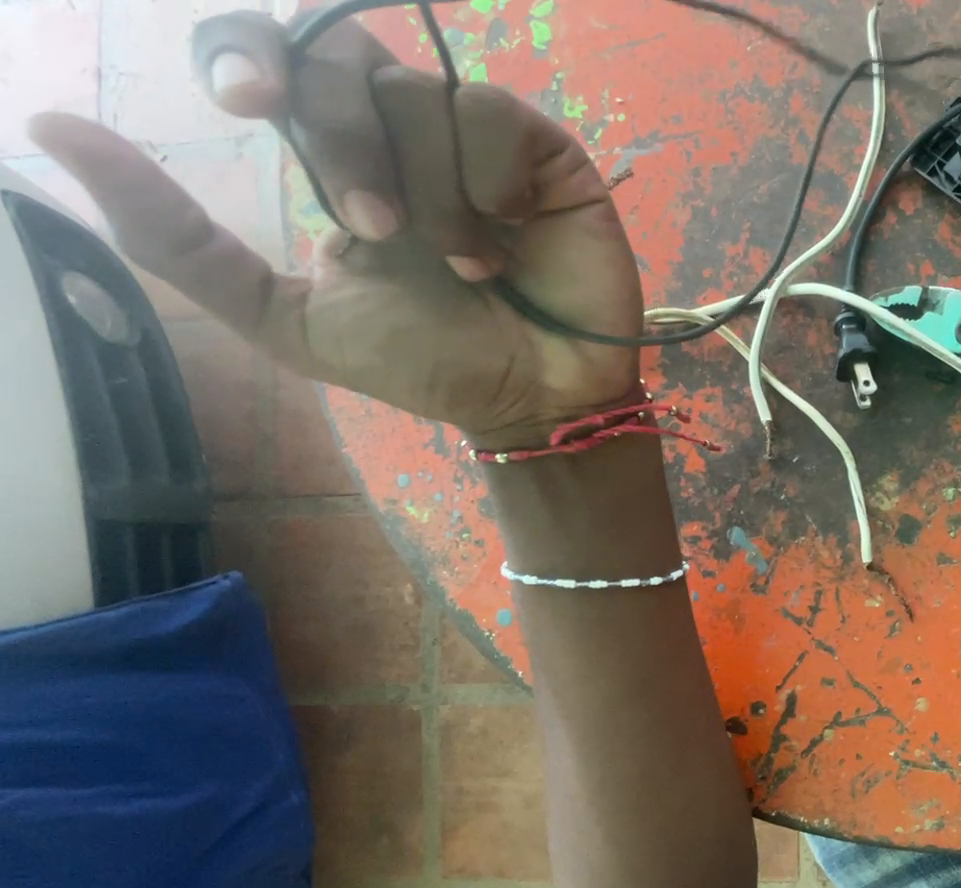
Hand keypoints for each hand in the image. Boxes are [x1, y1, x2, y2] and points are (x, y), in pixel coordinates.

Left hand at [31, 11, 642, 448]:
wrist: (532, 399)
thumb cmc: (430, 365)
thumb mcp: (289, 320)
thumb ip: (182, 242)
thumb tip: (50, 124)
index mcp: (344, 163)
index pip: (281, 57)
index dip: (254, 54)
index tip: (248, 106)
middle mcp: (410, 140)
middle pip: (343, 58)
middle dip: (348, 144)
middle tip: (380, 230)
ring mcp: (483, 146)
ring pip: (423, 95)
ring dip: (434, 192)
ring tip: (470, 266)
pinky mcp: (549, 159)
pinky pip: (497, 116)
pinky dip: (492, 177)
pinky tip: (513, 229)